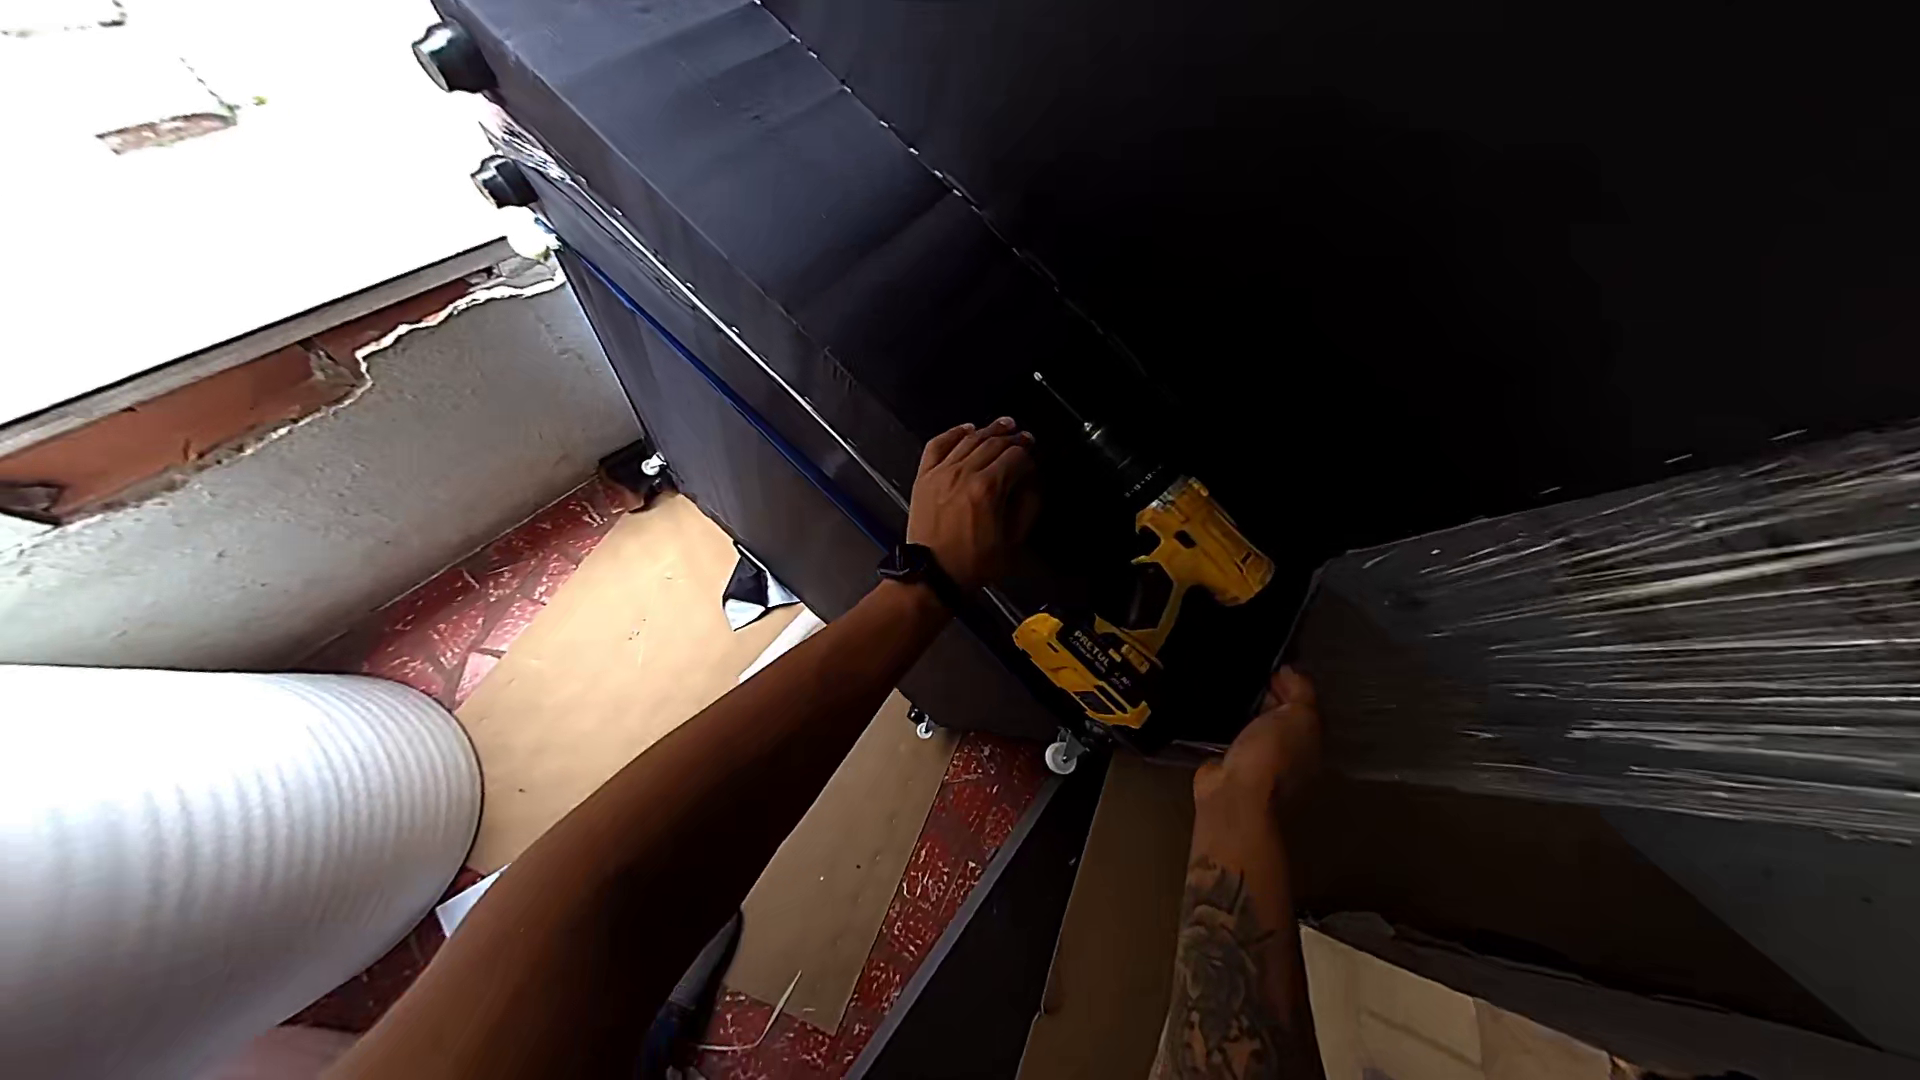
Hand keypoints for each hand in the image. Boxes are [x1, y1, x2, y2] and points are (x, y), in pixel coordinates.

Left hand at [907, 417, 1041, 588]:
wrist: (933, 575)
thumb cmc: (971, 564)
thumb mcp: (1013, 541)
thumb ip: (1027, 506)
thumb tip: (1031, 483)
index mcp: (988, 489)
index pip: (1016, 456)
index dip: (1029, 455)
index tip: (1033, 458)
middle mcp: (963, 475)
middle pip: (994, 443)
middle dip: (1013, 438)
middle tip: (1024, 438)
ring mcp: (941, 473)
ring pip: (969, 439)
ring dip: (989, 429)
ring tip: (1004, 425)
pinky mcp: (924, 477)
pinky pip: (938, 444)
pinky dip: (953, 433)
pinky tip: (967, 429)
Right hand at [1193, 667, 1320, 821]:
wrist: (1236, 792)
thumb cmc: (1273, 753)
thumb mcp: (1299, 716)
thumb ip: (1300, 691)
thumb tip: (1291, 670)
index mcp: (1310, 744)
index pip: (1303, 709)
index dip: (1290, 686)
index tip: (1271, 667)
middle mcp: (1286, 755)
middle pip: (1278, 718)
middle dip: (1265, 697)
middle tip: (1247, 673)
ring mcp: (1255, 762)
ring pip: (1252, 727)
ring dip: (1242, 710)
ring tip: (1227, 685)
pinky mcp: (1226, 764)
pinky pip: (1227, 736)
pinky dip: (1222, 724)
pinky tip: (1211, 707)